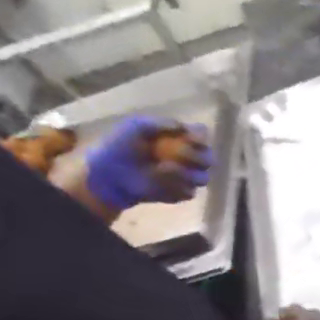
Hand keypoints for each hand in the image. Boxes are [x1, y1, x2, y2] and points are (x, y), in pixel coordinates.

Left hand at [84, 116, 213, 210]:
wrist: (111, 173)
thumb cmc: (122, 145)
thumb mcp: (139, 126)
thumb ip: (163, 124)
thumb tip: (186, 128)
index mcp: (178, 138)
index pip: (201, 137)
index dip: (201, 138)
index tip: (193, 139)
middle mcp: (186, 158)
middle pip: (208, 159)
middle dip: (200, 158)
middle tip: (183, 156)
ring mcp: (184, 178)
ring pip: (202, 178)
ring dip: (189, 174)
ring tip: (167, 168)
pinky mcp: (178, 194)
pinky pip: (189, 193)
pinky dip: (178, 187)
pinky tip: (161, 181)